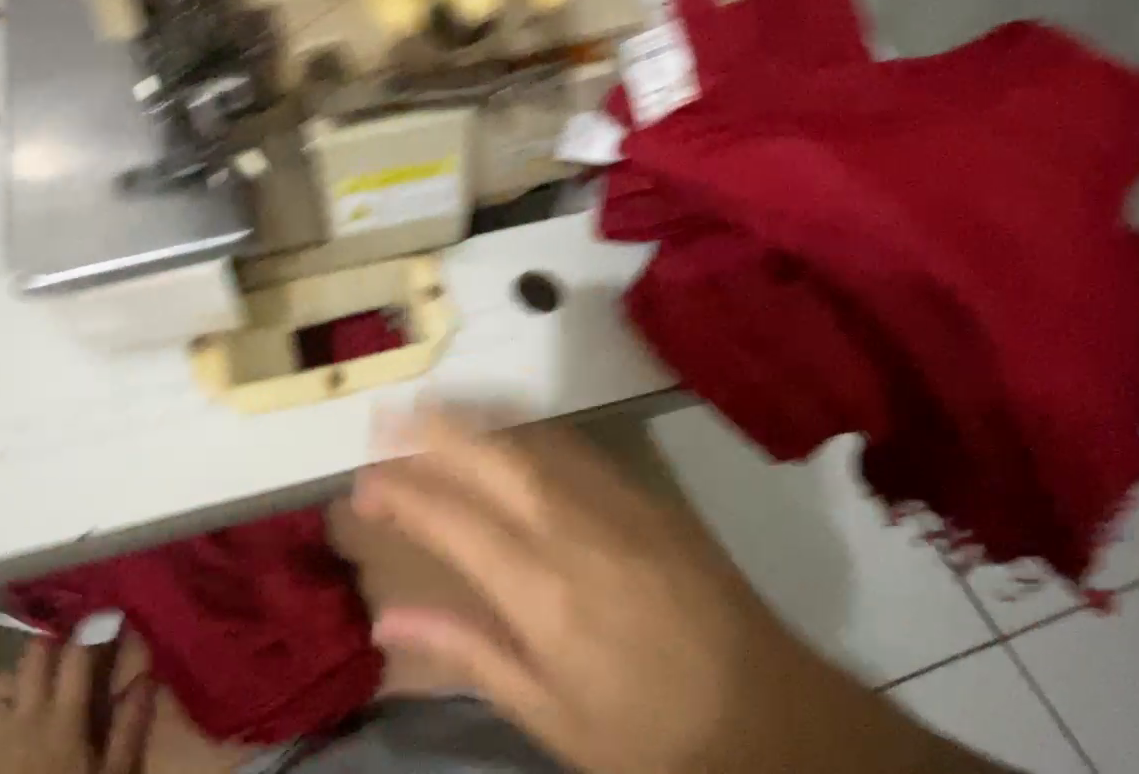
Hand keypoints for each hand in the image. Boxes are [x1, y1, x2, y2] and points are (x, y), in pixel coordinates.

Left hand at [0, 638, 154, 773]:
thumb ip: (129, 726)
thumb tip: (147, 678)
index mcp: (63, 717)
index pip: (76, 655)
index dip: (92, 628)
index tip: (108, 613)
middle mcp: (27, 713)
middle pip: (34, 655)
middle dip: (53, 637)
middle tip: (73, 637)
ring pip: (4, 677)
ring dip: (24, 668)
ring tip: (43, 672)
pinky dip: (3, 695)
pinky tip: (17, 706)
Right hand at [352, 404, 1005, 773]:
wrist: (775, 716)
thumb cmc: (650, 734)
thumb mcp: (552, 716)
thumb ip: (469, 653)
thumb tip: (387, 621)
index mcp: (542, 593)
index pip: (451, 521)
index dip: (400, 493)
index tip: (363, 484)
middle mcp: (573, 531)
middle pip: (488, 458)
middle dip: (429, 429)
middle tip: (384, 416)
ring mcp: (618, 505)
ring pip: (532, 439)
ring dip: (476, 417)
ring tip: (432, 406)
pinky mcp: (650, 498)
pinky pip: (576, 447)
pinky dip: (528, 428)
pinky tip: (511, 428)